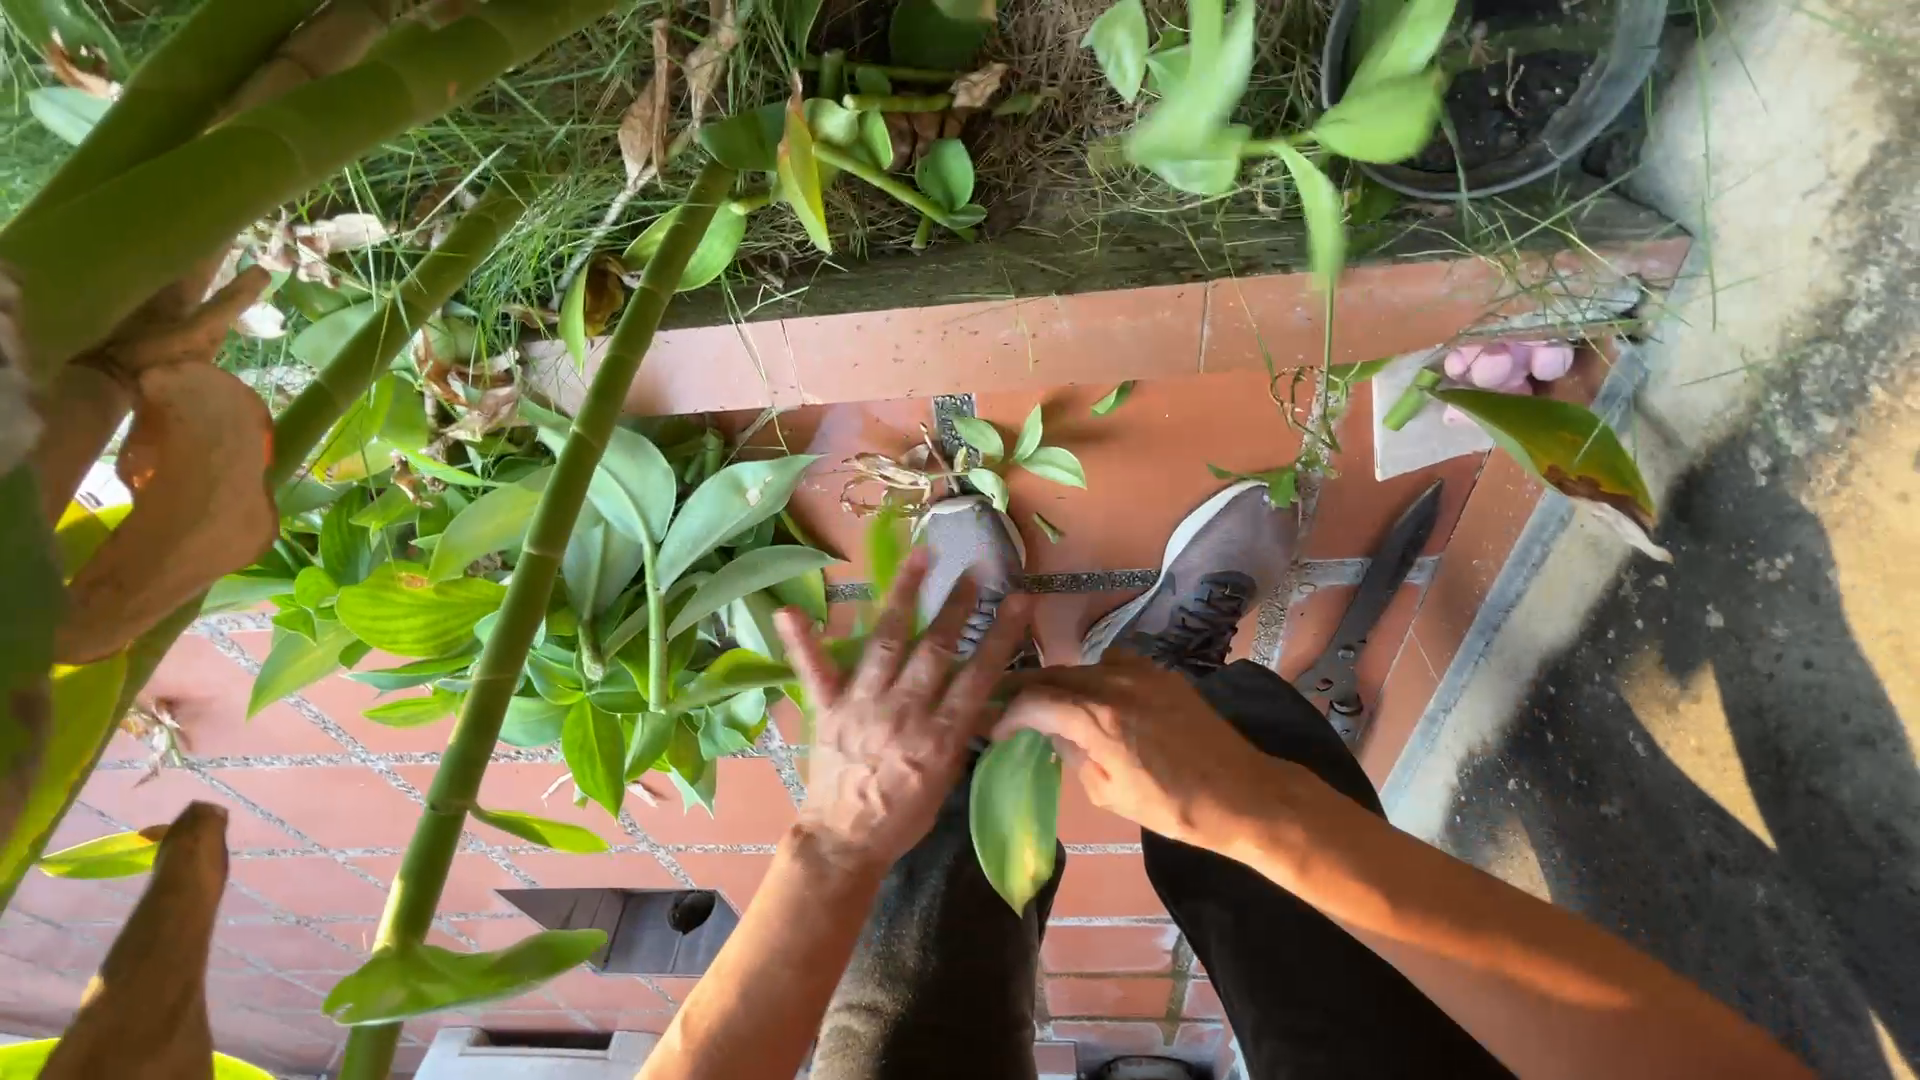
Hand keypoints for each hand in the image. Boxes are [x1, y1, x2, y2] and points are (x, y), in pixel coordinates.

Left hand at [775, 548, 1029, 874]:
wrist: (844, 842)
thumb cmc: (903, 817)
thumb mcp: (947, 781)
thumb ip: (959, 733)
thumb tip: (978, 695)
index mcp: (938, 738)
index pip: (977, 676)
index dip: (1001, 634)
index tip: (1019, 598)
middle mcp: (902, 713)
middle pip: (935, 649)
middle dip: (958, 606)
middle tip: (974, 570)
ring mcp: (860, 706)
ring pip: (887, 641)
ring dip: (905, 595)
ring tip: (922, 557)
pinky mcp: (827, 708)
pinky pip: (813, 670)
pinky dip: (801, 640)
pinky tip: (789, 609)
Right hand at [994, 657, 1288, 850]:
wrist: (1243, 793)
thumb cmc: (1174, 807)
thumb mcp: (1109, 793)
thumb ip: (1074, 754)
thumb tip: (1054, 734)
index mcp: (1097, 718)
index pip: (1032, 702)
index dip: (1006, 715)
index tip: (995, 730)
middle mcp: (1113, 682)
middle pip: (1052, 675)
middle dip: (1024, 691)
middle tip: (1006, 707)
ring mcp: (1140, 671)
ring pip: (1080, 667)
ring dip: (1057, 682)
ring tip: (1046, 702)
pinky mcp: (1160, 672)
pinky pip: (1112, 663)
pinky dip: (1092, 676)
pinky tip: (1095, 696)